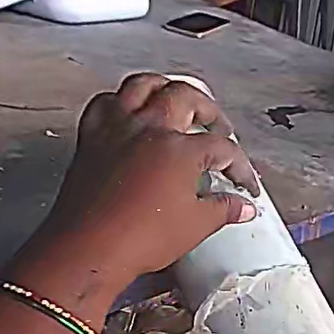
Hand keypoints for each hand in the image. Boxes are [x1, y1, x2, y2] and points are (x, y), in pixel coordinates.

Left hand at [23, 74, 260, 286]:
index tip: (243, 184)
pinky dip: (119, 102)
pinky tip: (127, 112)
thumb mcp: (194, 227)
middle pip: (187, 98)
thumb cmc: (138, 239)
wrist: (90, 248)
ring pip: (143, 86)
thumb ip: (223, 210)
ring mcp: (118, 128)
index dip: (239, 167)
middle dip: (209, 111)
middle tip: (218, 127)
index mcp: (180, 149)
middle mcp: (150, 128)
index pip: (222, 149)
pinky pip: (104, 104)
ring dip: (165, 88)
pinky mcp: (91, 138)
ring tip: (176, 100)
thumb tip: (241, 207)